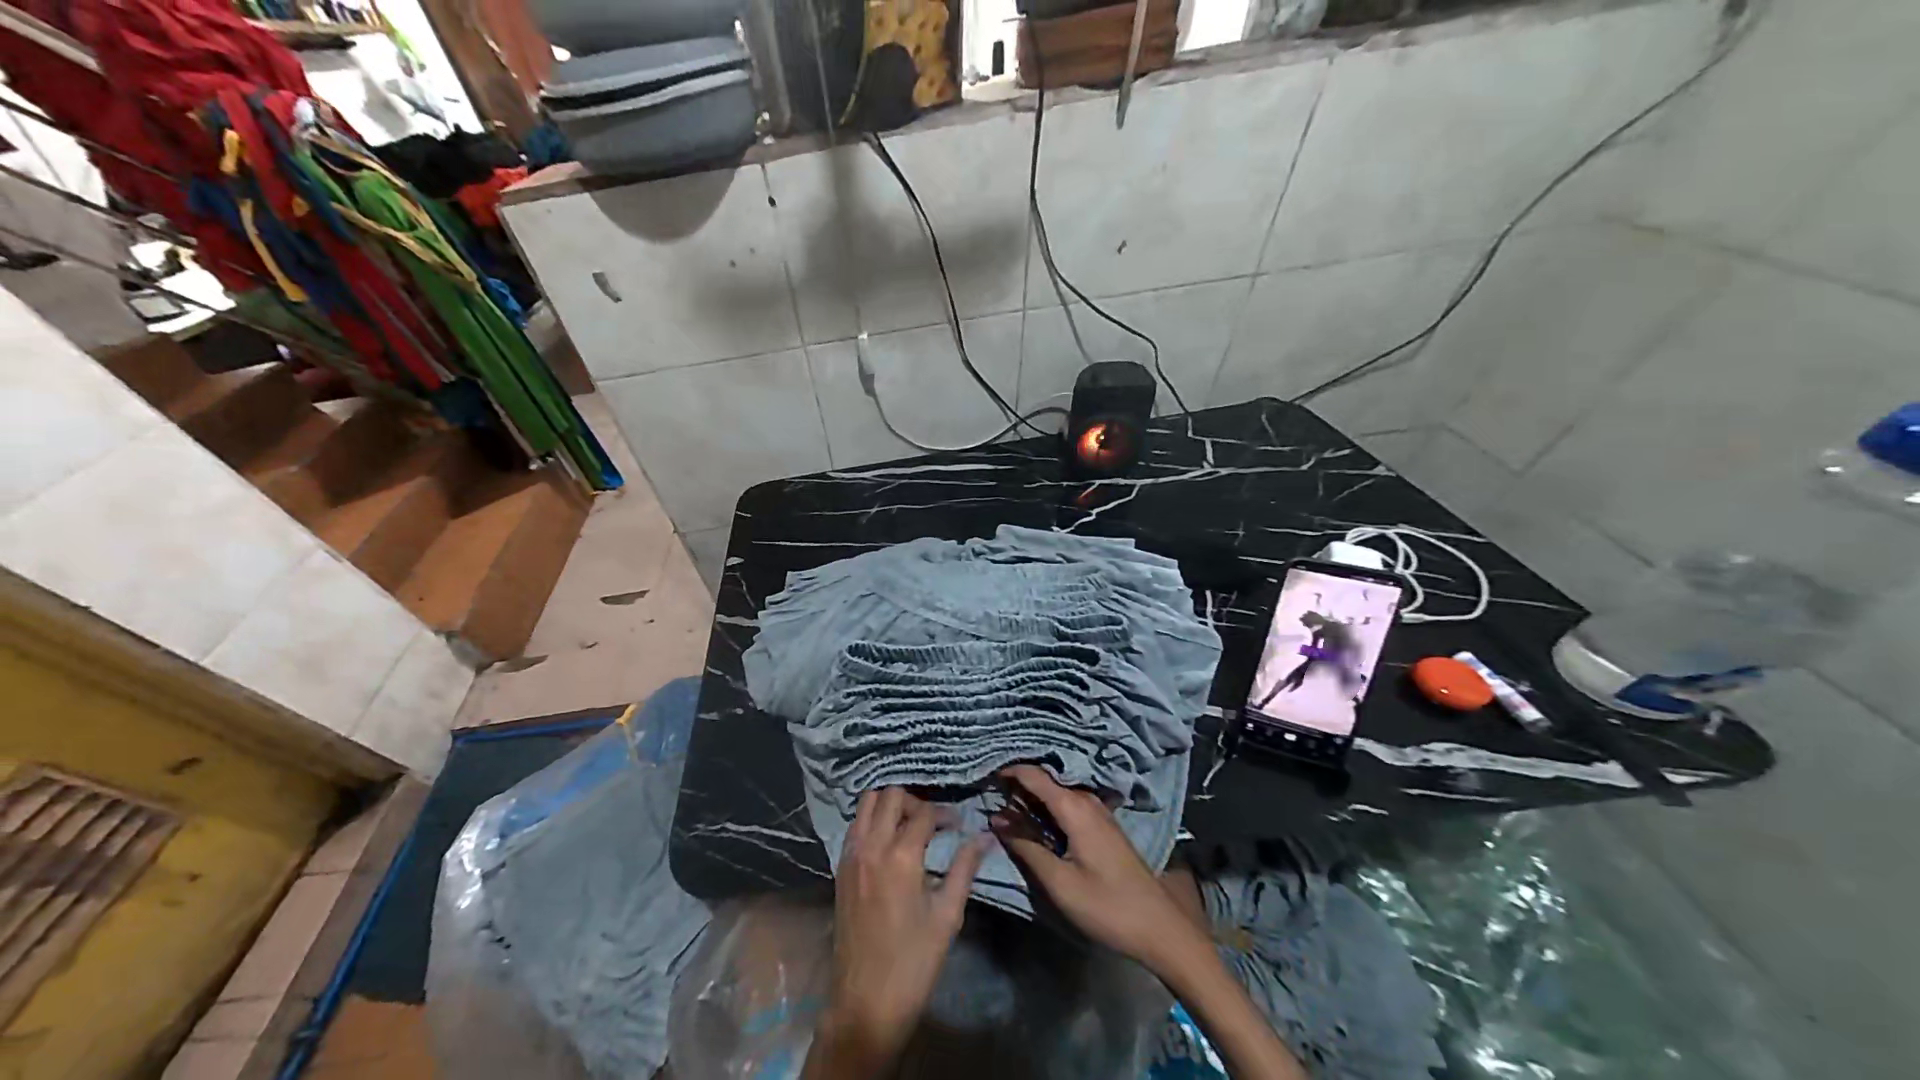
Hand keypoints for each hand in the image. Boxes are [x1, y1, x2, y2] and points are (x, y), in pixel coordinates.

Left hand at [808, 788, 987, 1076]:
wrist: (865, 1003)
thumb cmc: (914, 962)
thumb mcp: (948, 915)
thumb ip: (965, 868)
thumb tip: (985, 837)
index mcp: (900, 856)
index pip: (924, 812)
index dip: (946, 813)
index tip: (959, 825)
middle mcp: (871, 847)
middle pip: (890, 795)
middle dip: (915, 800)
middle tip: (933, 821)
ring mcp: (850, 856)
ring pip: (866, 804)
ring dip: (889, 805)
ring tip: (910, 825)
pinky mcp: (840, 869)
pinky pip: (855, 826)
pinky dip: (872, 820)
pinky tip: (889, 841)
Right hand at [990, 765, 1212, 976]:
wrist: (1159, 927)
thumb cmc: (1106, 905)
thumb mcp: (1058, 881)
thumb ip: (1025, 846)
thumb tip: (996, 819)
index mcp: (1074, 806)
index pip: (1033, 774)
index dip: (1006, 772)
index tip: (982, 778)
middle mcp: (1087, 799)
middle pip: (1044, 780)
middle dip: (1015, 785)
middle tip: (988, 797)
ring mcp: (1098, 811)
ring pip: (1056, 793)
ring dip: (1030, 799)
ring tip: (1004, 810)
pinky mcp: (1102, 826)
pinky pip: (1067, 805)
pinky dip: (1047, 809)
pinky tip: (1034, 824)